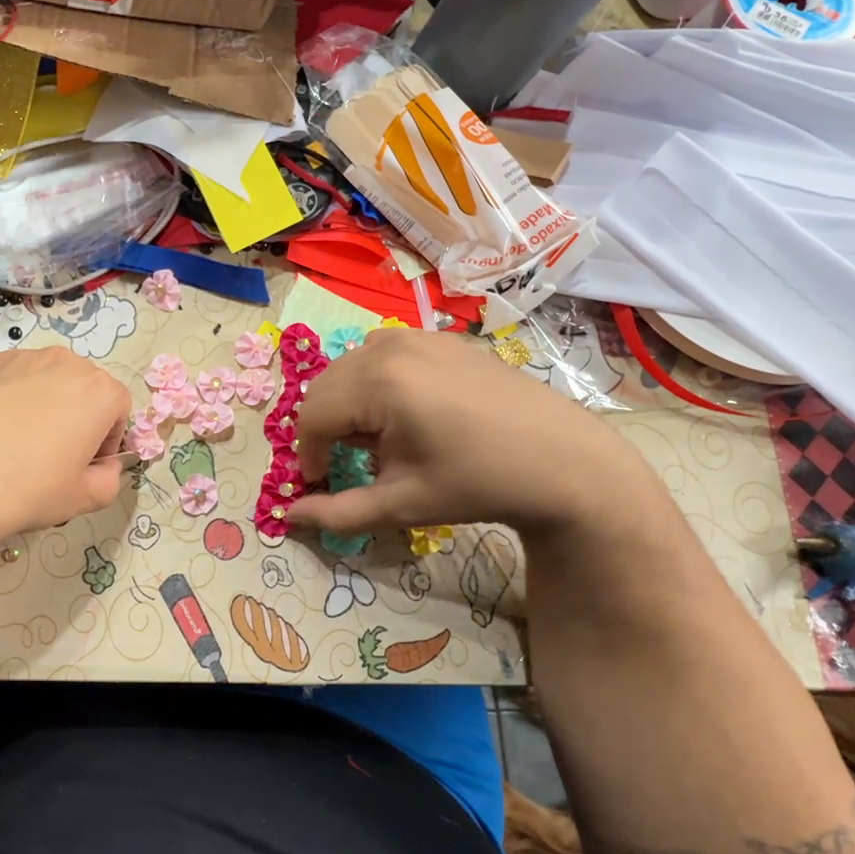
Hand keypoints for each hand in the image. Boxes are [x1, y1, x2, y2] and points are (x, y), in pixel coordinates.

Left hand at [0, 347, 131, 552]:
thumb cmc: (27, 490)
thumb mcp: (84, 500)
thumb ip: (110, 479)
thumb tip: (104, 467)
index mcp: (96, 390)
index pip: (118, 407)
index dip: (106, 439)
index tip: (85, 466)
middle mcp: (59, 362)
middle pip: (78, 386)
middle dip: (73, 416)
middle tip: (50, 457)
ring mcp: (13, 358)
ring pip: (37, 380)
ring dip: (36, 406)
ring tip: (10, 446)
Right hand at [288, 329, 662, 537]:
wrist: (566, 462)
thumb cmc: (479, 484)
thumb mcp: (401, 505)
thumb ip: (337, 512)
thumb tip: (288, 516)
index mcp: (379, 382)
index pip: (312, 417)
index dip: (308, 455)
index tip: (321, 485)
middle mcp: (390, 347)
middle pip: (324, 387)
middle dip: (324, 428)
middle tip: (345, 464)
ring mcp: (417, 337)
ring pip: (348, 368)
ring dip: (346, 403)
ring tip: (374, 440)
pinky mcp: (440, 339)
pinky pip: (381, 355)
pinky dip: (373, 383)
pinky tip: (402, 414)